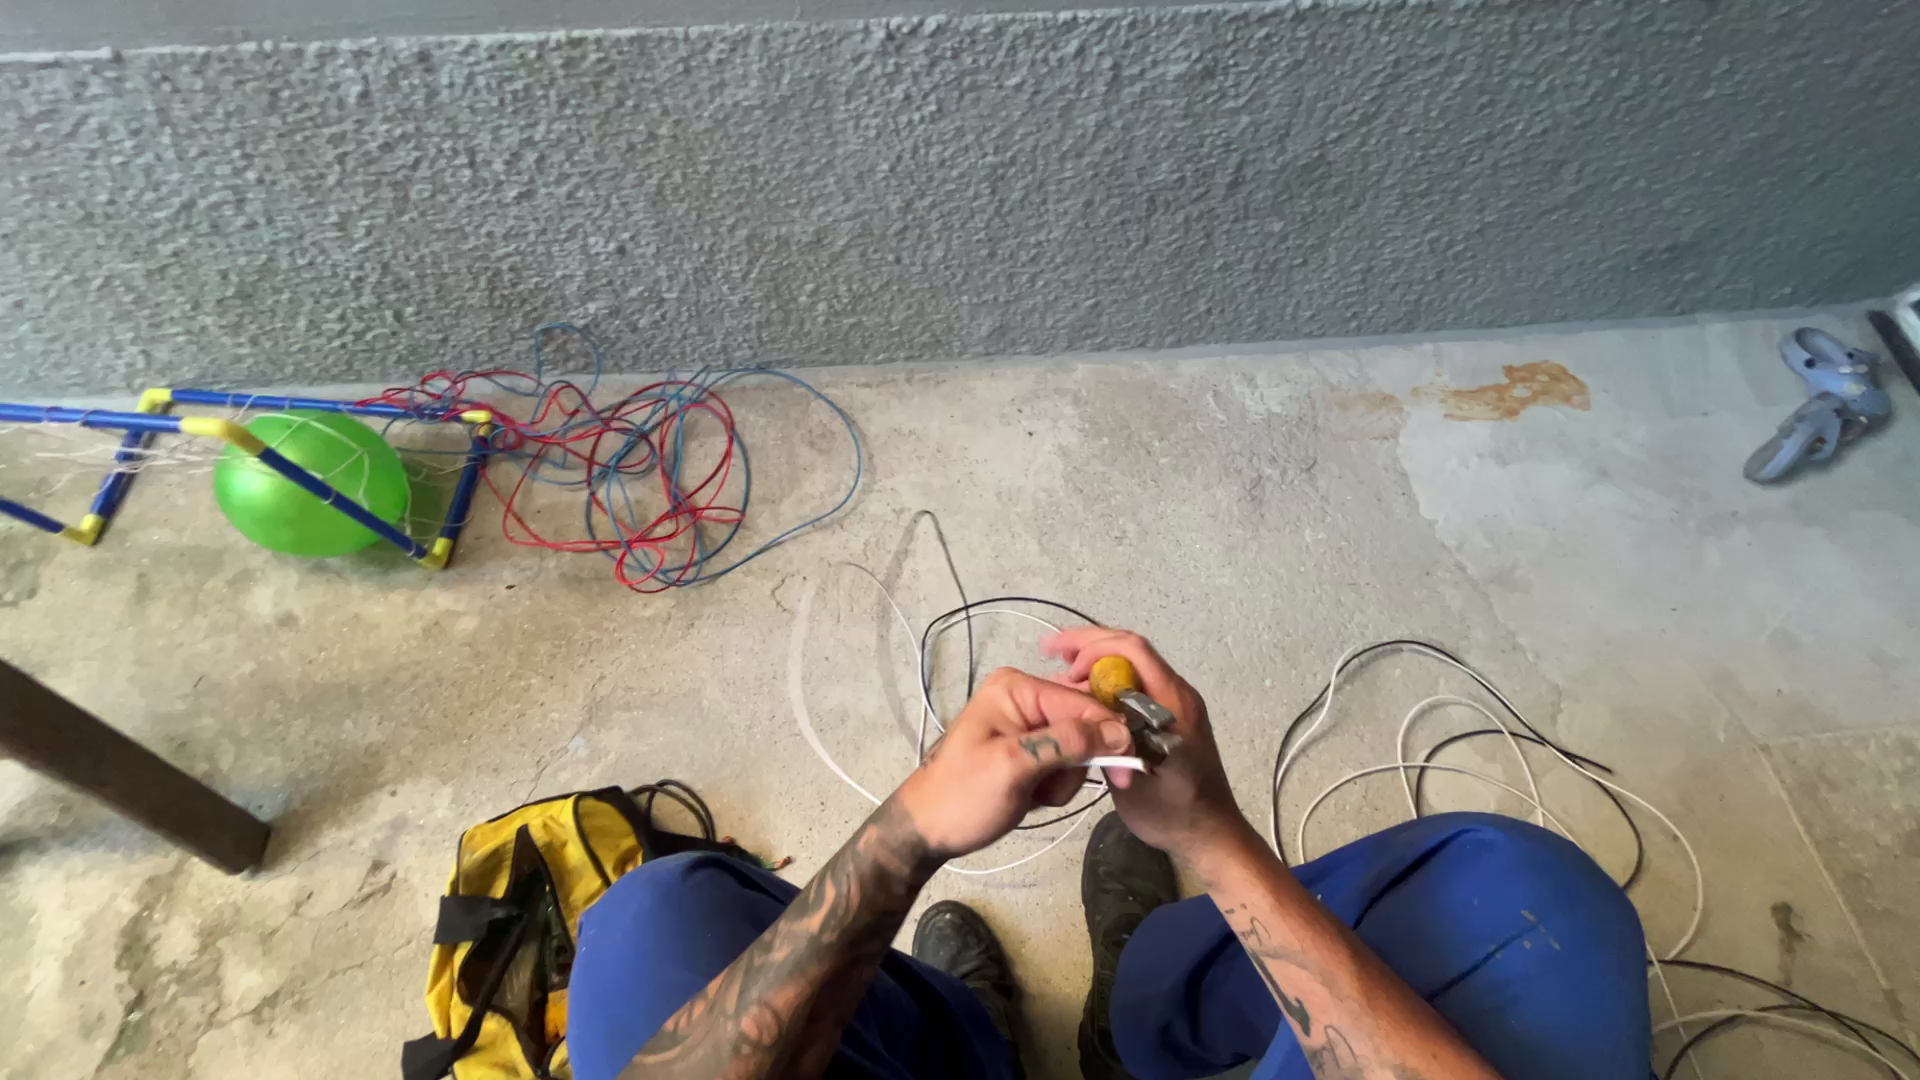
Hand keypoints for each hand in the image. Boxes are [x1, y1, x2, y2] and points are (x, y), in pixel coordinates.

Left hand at [894, 668, 1133, 860]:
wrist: (928, 828)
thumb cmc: (964, 795)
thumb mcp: (1015, 767)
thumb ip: (1067, 743)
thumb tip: (1120, 730)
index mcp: (1017, 687)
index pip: (1082, 702)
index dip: (1110, 736)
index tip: (1129, 773)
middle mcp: (1023, 696)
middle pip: (1083, 723)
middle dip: (1077, 763)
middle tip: (1052, 792)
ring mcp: (1025, 722)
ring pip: (1077, 747)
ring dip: (1063, 779)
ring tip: (1033, 794)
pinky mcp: (1027, 747)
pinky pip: (1062, 761)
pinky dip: (1054, 784)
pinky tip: (1031, 795)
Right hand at [1041, 627, 1249, 865]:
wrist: (1211, 835)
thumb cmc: (1172, 812)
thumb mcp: (1132, 779)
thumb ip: (1107, 740)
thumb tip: (1073, 706)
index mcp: (1172, 703)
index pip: (1132, 650)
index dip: (1092, 649)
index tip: (1063, 667)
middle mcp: (1176, 692)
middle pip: (1130, 647)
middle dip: (1088, 644)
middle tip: (1051, 650)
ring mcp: (1175, 701)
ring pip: (1131, 662)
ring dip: (1095, 659)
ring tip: (1060, 669)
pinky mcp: (1170, 712)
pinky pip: (1135, 681)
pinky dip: (1106, 679)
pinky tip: (1082, 692)